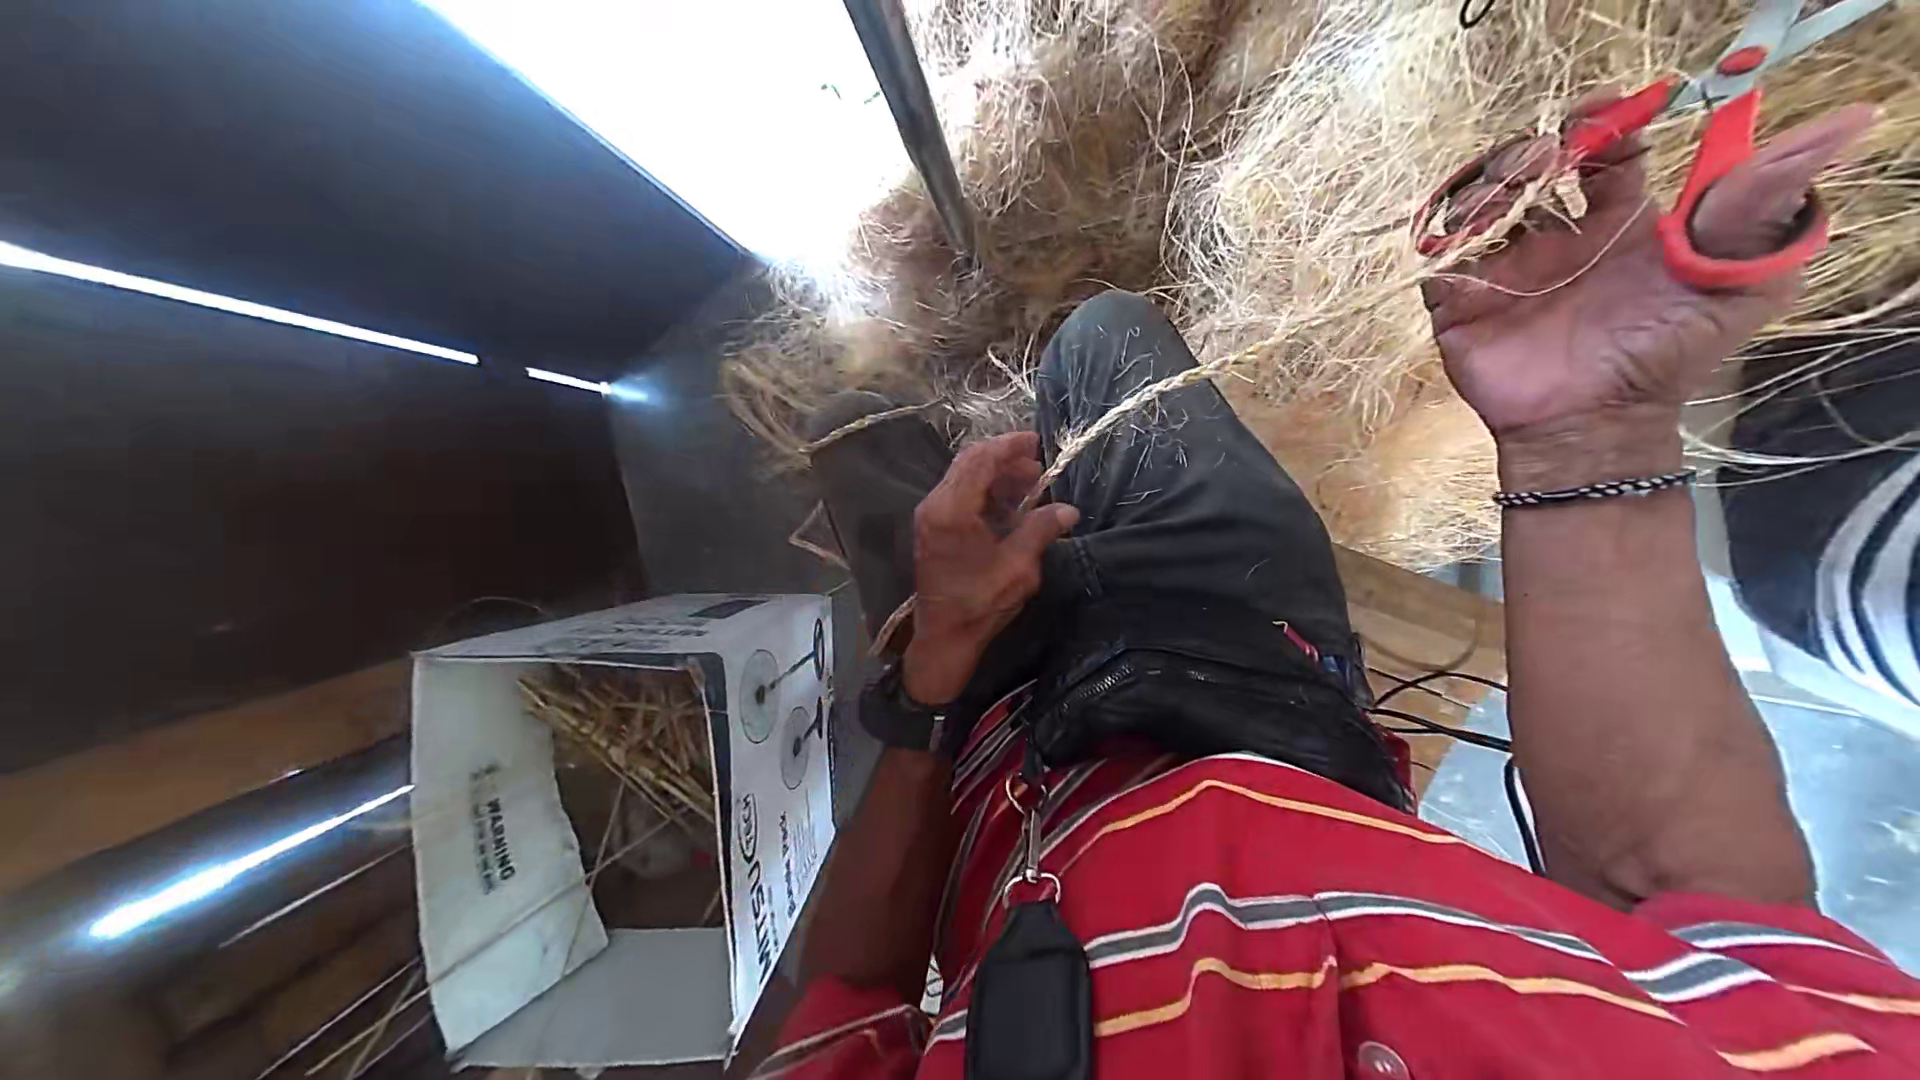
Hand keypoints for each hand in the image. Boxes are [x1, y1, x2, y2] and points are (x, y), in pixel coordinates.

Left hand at [904, 432, 1079, 703]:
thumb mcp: (1018, 567)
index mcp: (952, 510)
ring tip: (1031, 489)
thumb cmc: (980, 603)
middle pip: (969, 464)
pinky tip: (1012, 510)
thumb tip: (1068, 509)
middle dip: (1005, 460)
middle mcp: (935, 505)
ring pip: (965, 479)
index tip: (1037, 442)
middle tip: (1038, 469)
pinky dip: (986, 495)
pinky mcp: (934, 530)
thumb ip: (1041, 530)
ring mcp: (931, 517)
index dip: (1009, 446)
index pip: (980, 459)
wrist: (944, 637)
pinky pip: (961, 498)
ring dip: (997, 478)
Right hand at [1421, 99, 1874, 484]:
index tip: (1606, 111)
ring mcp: (1502, 275)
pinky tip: (1466, 239)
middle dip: (1529, 153)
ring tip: (1503, 194)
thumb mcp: (1741, 281)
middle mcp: (1555, 243)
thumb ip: (1767, 210)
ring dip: (1483, 190)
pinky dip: (1442, 246)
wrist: (1591, 420)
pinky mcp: (1458, 308)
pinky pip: (1438, 268)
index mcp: (1619, 226)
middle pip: (1528, 177)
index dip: (1605, 125)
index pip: (1606, 157)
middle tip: (1543, 155)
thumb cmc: (1667, 355)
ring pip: (1476, 213)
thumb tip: (1845, 122)